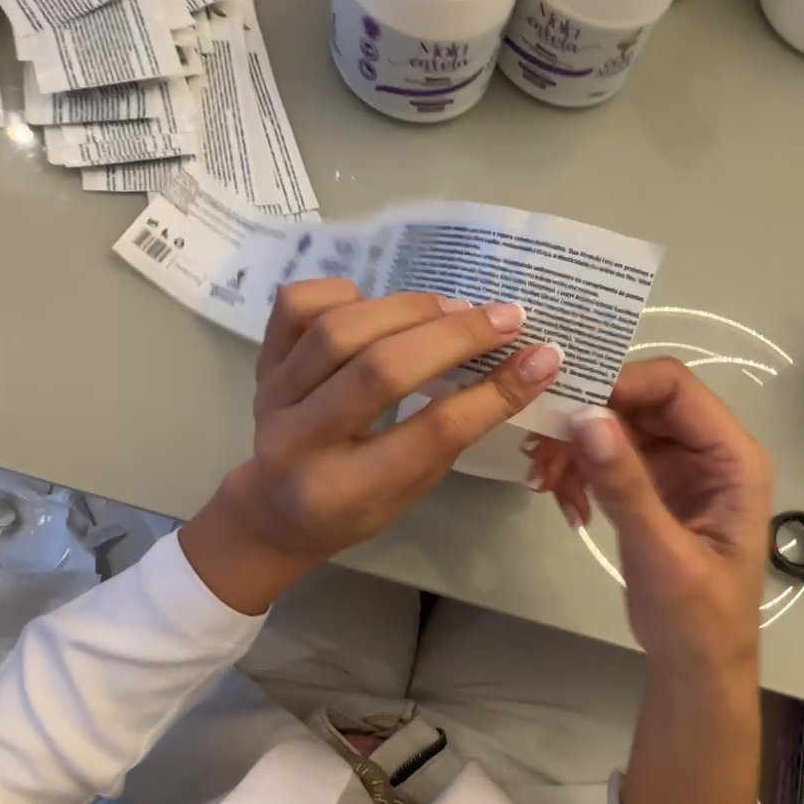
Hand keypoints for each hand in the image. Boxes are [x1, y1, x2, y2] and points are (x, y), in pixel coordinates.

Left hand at [180, 278, 562, 613]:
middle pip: (380, 370)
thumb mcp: (410, 488)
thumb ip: (451, 433)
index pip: (429, 432)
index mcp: (344, 490)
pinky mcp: (261, 363)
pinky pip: (297, 305)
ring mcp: (273, 396)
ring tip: (454, 309)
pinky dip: (345, 294)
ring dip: (409, 310)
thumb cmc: (354, 509)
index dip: (492, 394)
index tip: (542, 359)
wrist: (273, 508)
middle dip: (454, 337)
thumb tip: (518, 366)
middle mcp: (300, 440)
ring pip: (339, 331)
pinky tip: (377, 305)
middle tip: (505, 319)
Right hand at [529, 358, 772, 678]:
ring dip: (576, 448)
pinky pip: (608, 456)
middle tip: (540, 454)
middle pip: (639, 402)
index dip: (619, 383)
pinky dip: (579, 470)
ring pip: (616, 427)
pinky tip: (564, 501)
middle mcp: (707, 450)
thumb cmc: (697, 620)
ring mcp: (677, 467)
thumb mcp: (662, 553)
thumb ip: (626, 484)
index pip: (674, 387)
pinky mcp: (651, 486)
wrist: (694, 668)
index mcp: (732, 458)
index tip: (563, 406)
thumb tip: (585, 417)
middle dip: (587, 421)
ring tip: (547, 485)